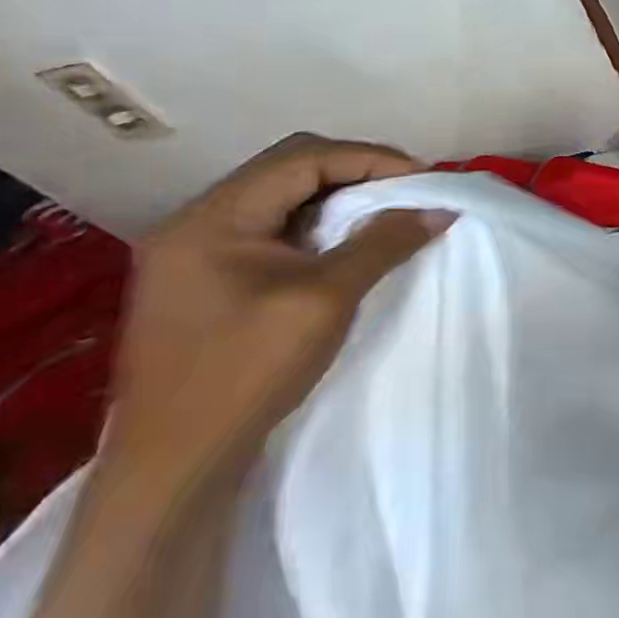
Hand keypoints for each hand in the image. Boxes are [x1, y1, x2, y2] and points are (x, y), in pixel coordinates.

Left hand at [112, 132, 452, 475]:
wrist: (178, 458)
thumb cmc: (248, 370)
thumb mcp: (327, 298)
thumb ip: (383, 243)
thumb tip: (441, 209)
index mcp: (211, 221)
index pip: (302, 159)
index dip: (370, 159)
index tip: (424, 181)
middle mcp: (196, 224)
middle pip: (289, 167)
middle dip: (358, 170)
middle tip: (409, 192)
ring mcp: (197, 252)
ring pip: (284, 195)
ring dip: (342, 196)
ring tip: (389, 214)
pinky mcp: (208, 277)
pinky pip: (275, 226)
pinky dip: (322, 223)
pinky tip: (350, 242)